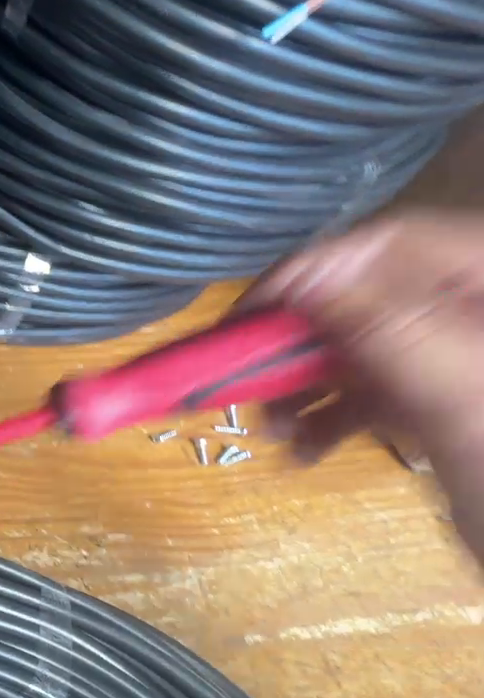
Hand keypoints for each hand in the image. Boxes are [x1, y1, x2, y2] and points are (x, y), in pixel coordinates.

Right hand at [243, 212, 483, 560]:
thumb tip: (302, 275)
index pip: (394, 247)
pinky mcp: (451, 398)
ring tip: (271, 431)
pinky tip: (305, 450)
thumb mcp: (464, 403)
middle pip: (365, 299)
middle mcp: (480, 315)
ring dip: (299, 387)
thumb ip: (391, 330)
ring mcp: (465, 358)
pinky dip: (328, 416)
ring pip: (357, 347)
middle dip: (294, 345)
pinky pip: (373, 389)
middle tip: (238, 385)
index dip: (311, 275)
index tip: (239, 324)